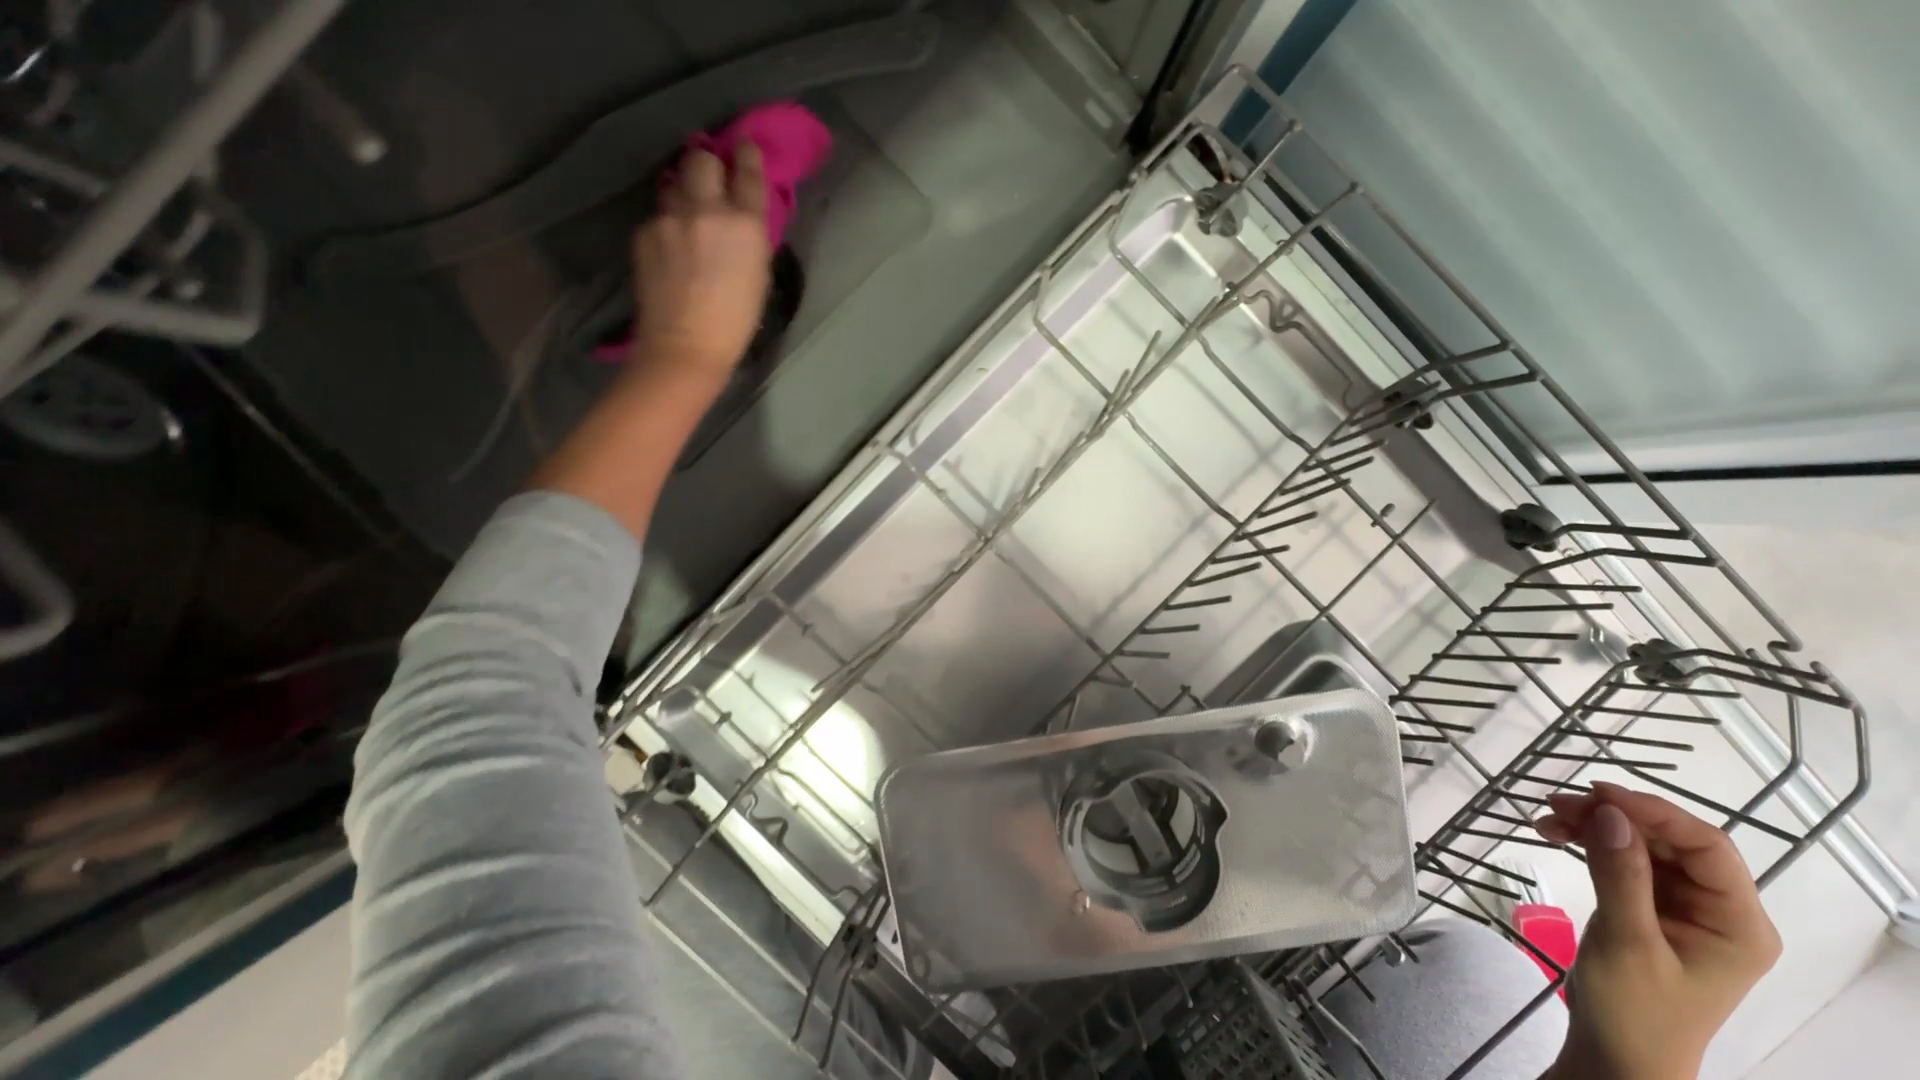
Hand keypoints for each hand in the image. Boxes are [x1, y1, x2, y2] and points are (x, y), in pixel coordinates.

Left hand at [628, 144, 770, 379]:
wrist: (686, 345)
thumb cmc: (736, 320)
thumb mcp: (759, 272)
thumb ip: (750, 234)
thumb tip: (739, 214)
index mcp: (745, 222)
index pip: (747, 170)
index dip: (747, 154)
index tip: (744, 148)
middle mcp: (706, 209)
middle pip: (701, 159)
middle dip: (707, 164)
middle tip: (709, 179)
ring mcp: (670, 218)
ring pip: (674, 185)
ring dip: (683, 194)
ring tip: (686, 218)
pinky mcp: (644, 232)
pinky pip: (658, 216)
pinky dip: (666, 226)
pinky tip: (670, 252)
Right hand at [1534, 783, 1781, 1079]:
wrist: (1616, 1061)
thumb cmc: (1633, 1010)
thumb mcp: (1627, 941)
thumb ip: (1620, 874)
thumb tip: (1609, 812)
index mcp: (1739, 924)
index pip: (1707, 847)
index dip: (1656, 812)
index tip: (1598, 793)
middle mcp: (1721, 911)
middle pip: (1672, 842)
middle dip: (1615, 817)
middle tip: (1558, 802)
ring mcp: (1686, 911)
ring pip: (1644, 847)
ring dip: (1597, 827)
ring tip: (1547, 817)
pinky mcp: (1653, 912)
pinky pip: (1626, 864)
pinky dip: (1592, 846)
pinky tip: (1556, 835)